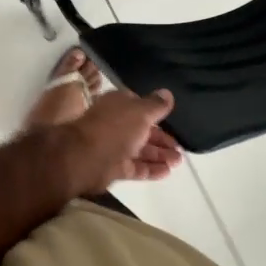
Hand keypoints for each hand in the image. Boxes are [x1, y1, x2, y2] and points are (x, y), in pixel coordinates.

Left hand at [54, 89, 180, 192]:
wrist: (85, 157)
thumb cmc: (114, 127)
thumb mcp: (140, 111)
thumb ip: (156, 104)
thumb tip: (167, 93)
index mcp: (118, 105)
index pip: (140, 107)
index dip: (157, 114)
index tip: (173, 121)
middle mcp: (115, 124)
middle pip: (142, 131)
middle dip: (162, 139)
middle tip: (180, 147)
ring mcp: (113, 147)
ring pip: (140, 150)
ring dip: (159, 155)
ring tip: (178, 161)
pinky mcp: (112, 167)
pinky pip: (135, 167)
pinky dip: (150, 169)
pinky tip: (167, 172)